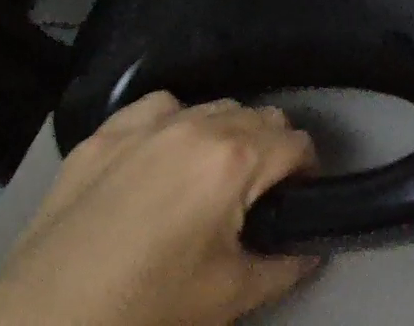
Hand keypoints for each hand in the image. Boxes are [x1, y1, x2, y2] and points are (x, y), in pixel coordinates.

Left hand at [0, 92, 320, 325]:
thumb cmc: (142, 309)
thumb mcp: (229, 297)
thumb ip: (285, 267)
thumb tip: (312, 251)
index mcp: (236, 159)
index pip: (299, 144)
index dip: (307, 173)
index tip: (296, 203)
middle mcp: (198, 126)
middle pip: (264, 117)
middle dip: (272, 151)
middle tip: (256, 198)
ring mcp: (146, 127)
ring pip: (216, 107)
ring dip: (228, 134)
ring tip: (210, 179)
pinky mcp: (101, 137)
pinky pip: (159, 106)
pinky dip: (173, 122)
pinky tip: (161, 158)